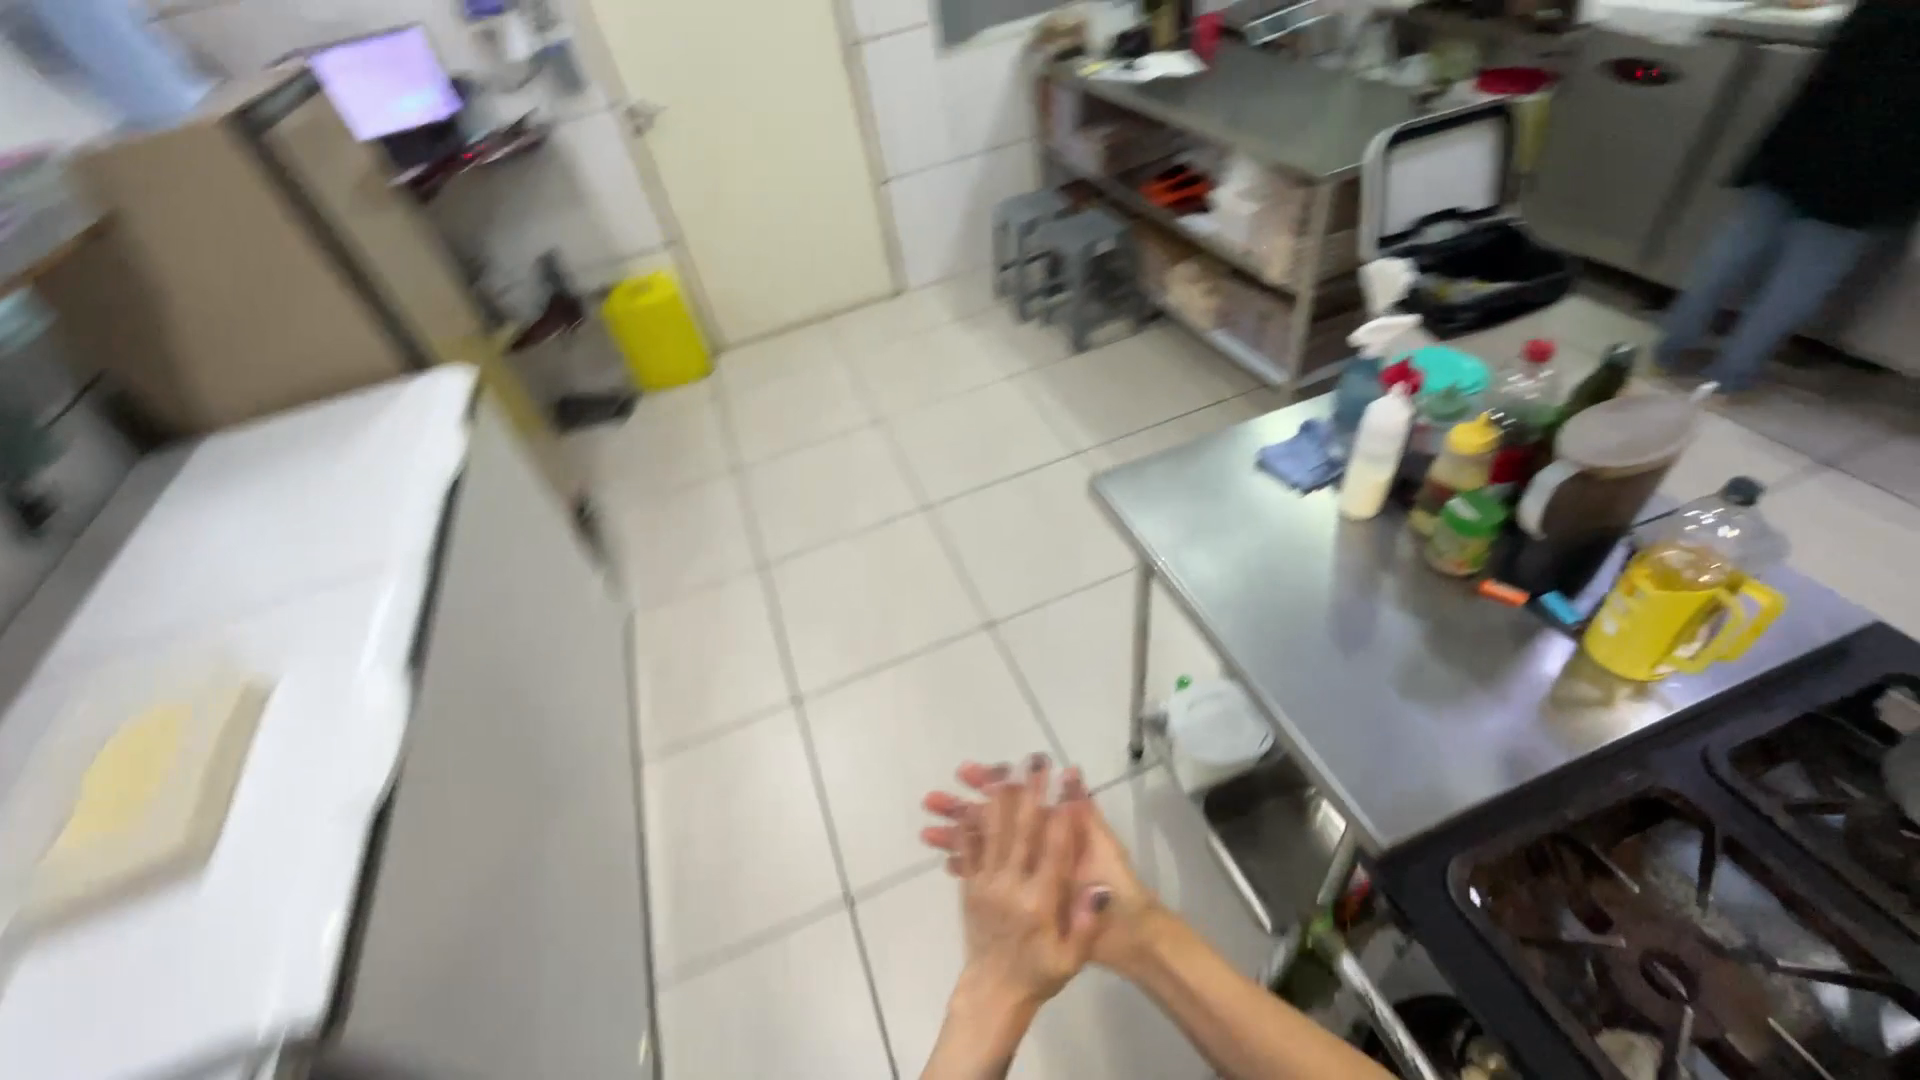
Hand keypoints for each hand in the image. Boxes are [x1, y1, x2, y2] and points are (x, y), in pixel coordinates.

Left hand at [925, 758, 1103, 1077]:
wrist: (993, 992)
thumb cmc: (1041, 973)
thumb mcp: (1072, 957)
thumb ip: (1086, 921)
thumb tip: (1101, 889)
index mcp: (1039, 901)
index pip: (1055, 847)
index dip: (1063, 811)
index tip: (1069, 781)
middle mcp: (1010, 886)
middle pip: (1021, 829)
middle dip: (1030, 790)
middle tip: (1035, 760)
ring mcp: (986, 884)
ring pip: (991, 830)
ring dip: (998, 796)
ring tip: (1003, 766)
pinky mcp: (971, 886)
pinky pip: (969, 847)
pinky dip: (972, 821)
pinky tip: (974, 797)